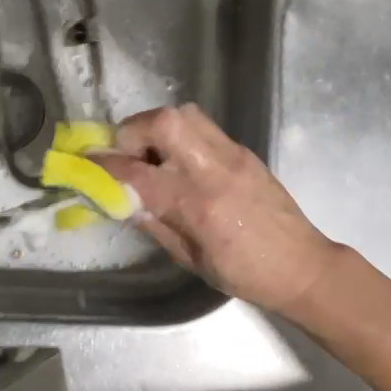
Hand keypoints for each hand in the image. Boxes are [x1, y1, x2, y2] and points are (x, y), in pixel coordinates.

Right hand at [96, 104, 340, 314]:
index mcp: (200, 207)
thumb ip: (155, 224)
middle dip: (133, 131)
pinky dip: (180, 136)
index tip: (88, 165)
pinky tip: (178, 163)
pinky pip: (204, 128)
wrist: (302, 266)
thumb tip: (122, 200)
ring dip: (157, 127)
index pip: (141, 174)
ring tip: (151, 155)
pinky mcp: (245, 152)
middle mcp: (216, 171)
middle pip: (166, 122)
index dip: (107, 167)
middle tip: (125, 155)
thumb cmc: (245, 275)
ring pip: (186, 115)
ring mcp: (234, 156)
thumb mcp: (191, 259)